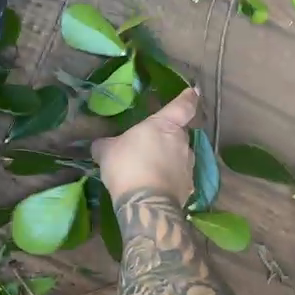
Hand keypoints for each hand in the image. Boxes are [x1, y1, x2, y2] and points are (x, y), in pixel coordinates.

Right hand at [92, 86, 199, 203]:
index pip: (183, 106)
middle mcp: (182, 142)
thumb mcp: (106, 151)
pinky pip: (178, 177)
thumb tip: (100, 144)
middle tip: (149, 147)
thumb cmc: (126, 166)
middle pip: (179, 134)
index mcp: (164, 125)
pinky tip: (154, 188)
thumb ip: (106, 144)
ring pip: (180, 156)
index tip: (194, 91)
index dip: (188, 98)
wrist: (145, 203)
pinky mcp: (189, 187)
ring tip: (149, 171)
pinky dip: (169, 180)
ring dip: (168, 160)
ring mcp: (188, 165)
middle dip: (167, 138)